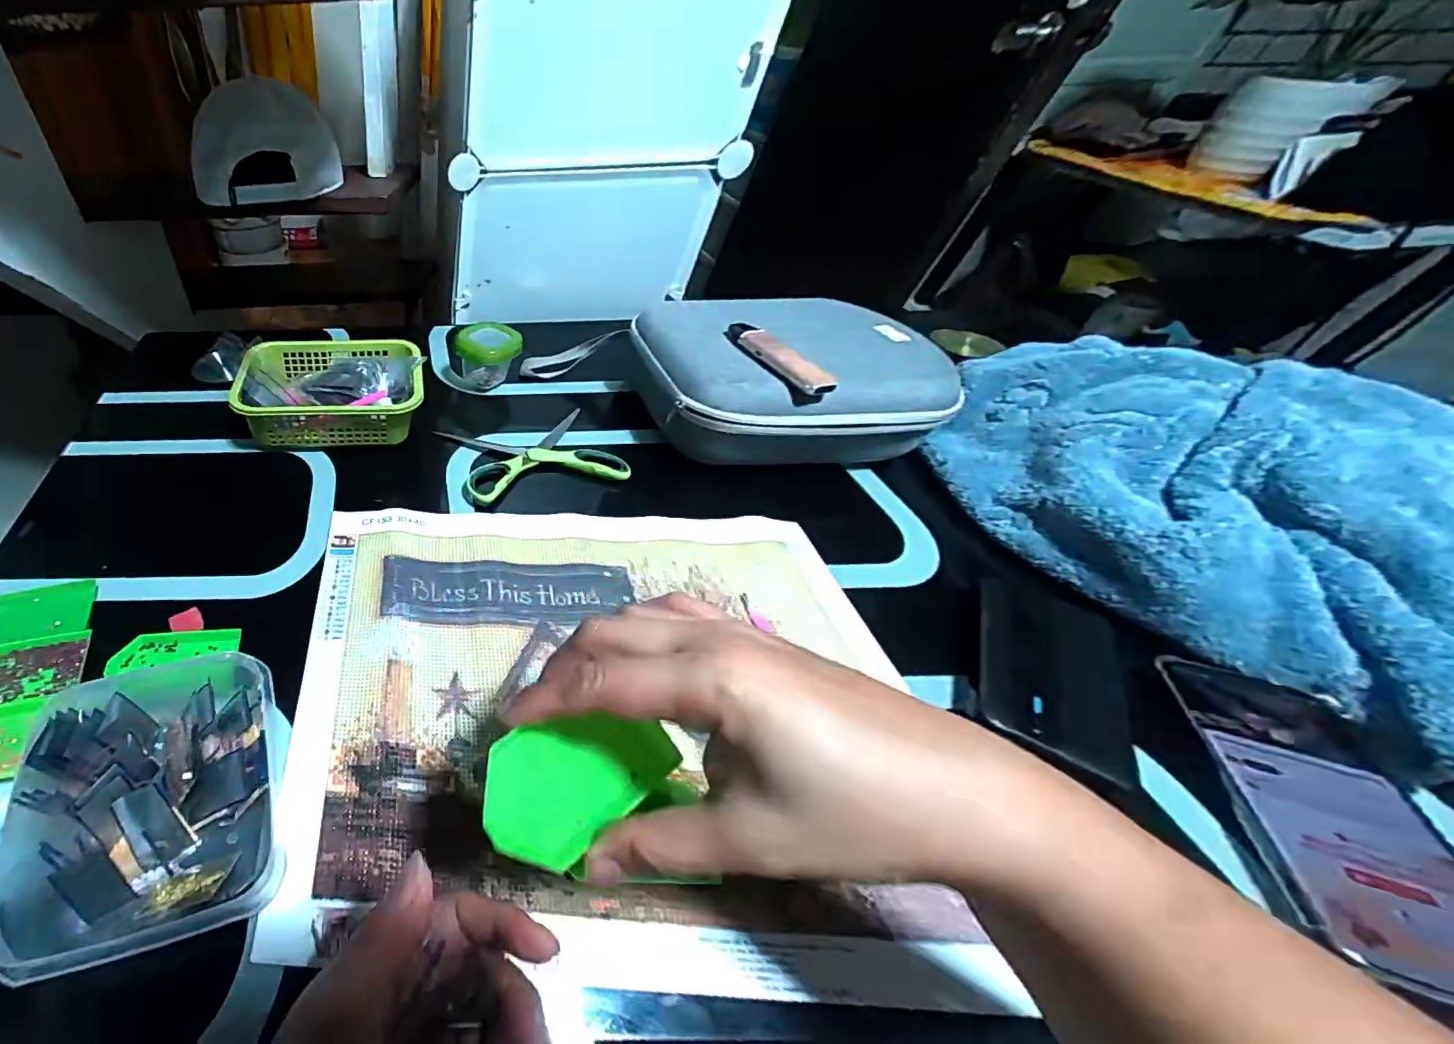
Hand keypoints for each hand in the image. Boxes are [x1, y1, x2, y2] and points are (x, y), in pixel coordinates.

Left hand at [274, 851, 558, 1043]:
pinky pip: (476, 1040)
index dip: (504, 921)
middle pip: (484, 967)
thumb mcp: (342, 1006)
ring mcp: (423, 1027)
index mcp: (391, 959)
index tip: (547, 951)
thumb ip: (382, 938)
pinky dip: (498, 1043)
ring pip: (488, 1010)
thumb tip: (421, 860)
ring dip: (514, 1025)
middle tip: (533, 1037)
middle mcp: (413, 988)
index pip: (457, 918)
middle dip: (517, 992)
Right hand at [502, 594, 1070, 890]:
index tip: (509, 725)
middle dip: (563, 666)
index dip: (547, 700)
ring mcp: (744, 629)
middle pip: (612, 631)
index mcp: (709, 678)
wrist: (965, 789)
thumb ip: (658, 843)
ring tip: (582, 684)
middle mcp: (717, 636)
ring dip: (601, 642)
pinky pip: (682, 612)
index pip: (603, 680)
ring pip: (645, 612)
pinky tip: (652, 662)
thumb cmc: (855, 815)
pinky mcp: (764, 637)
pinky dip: (643, 628)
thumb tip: (588, 863)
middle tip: (540, 712)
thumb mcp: (750, 840)